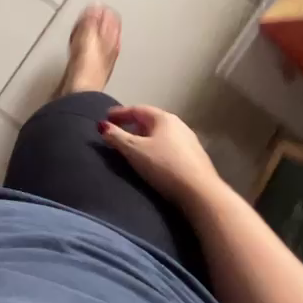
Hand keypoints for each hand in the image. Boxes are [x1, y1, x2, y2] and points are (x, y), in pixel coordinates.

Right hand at [100, 105, 223, 203]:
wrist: (200, 193)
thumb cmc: (163, 166)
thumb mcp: (134, 150)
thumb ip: (116, 137)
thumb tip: (102, 126)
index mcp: (164, 118)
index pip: (137, 109)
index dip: (120, 113)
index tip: (106, 116)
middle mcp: (179, 125)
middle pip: (150, 121)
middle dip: (132, 125)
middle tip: (118, 132)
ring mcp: (189, 141)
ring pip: (161, 134)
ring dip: (144, 137)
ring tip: (133, 146)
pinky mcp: (194, 158)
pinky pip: (169, 146)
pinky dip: (156, 148)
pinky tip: (152, 159)